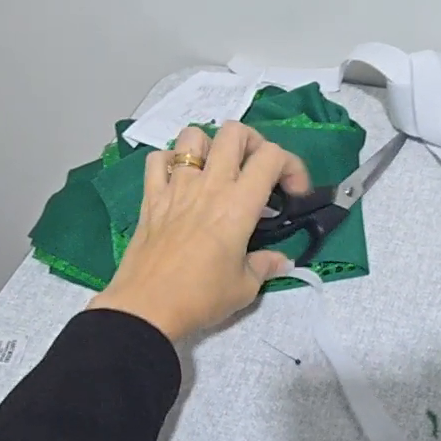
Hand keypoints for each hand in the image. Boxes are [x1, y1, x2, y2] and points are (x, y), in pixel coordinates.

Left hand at [87, 122, 310, 340]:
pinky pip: (158, 160)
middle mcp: (209, 185)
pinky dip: (171, 162)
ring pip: (193, 136)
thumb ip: (265, 265)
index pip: (272, 157)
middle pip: (234, 132)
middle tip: (257, 171)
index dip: (292, 166)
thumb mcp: (245, 287)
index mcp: (239, 204)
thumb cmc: (201, 297)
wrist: (146, 308)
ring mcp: (176, 186)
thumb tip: (280, 261)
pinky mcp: (150, 197)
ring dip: (210, 146)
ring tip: (217, 171)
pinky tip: (179, 182)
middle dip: (254, 143)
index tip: (293, 194)